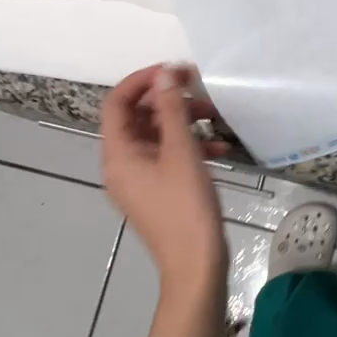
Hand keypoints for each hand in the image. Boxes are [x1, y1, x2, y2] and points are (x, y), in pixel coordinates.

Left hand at [100, 64, 229, 286]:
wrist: (195, 266)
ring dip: (183, 120)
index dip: (141, 80)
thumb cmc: (184, 205)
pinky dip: (190, 145)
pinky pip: (168, 156)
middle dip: (168, 99)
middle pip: (137, 116)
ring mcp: (140, 179)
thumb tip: (165, 72)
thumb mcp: (181, 150)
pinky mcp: (158, 190)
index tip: (172, 70)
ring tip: (215, 116)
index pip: (117, 103)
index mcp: (118, 154)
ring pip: (156, 135)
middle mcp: (122, 164)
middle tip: (198, 86)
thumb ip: (172, 108)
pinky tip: (219, 148)